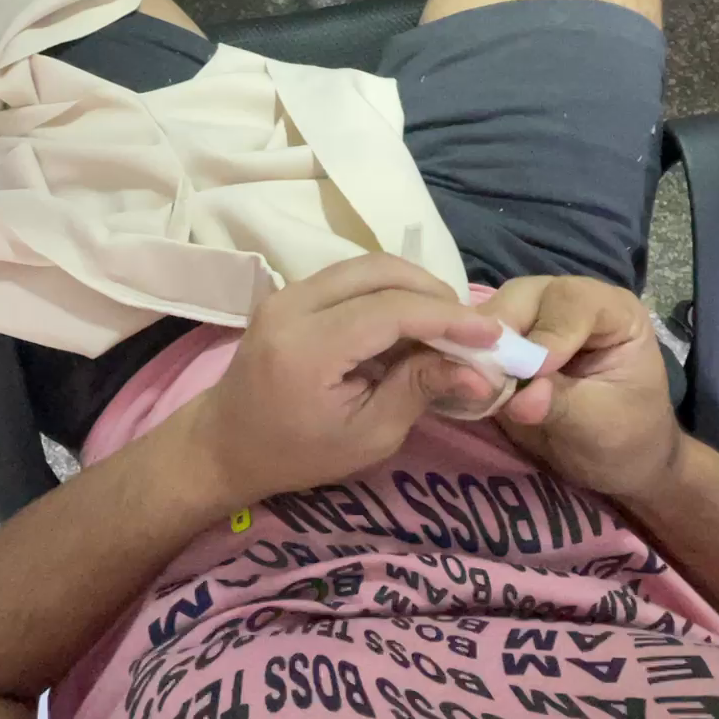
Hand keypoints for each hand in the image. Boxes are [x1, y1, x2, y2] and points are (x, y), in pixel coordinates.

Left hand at [188, 254, 502, 502]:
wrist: (226, 442)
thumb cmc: (297, 453)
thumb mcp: (367, 436)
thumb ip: (418, 390)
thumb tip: (479, 370)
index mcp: (308, 347)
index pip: (389, 310)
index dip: (446, 317)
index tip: (492, 334)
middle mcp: (293, 304)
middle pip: (378, 270)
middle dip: (433, 292)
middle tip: (470, 327)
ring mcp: (286, 292)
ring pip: (364, 266)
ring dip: (412, 286)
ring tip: (445, 323)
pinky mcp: (289, 292)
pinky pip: (349, 276)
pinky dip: (387, 289)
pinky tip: (409, 320)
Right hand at [479, 276, 681, 498]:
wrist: (610, 464)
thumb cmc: (623, 438)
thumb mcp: (599, 424)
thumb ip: (557, 403)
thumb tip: (516, 399)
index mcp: (611, 310)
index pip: (571, 300)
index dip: (548, 332)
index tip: (536, 375)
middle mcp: (565, 301)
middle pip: (521, 298)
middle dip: (500, 336)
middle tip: (486, 378)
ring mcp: (530, 316)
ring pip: (489, 312)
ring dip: (474, 346)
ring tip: (473, 383)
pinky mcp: (502, 338)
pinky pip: (472, 335)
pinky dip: (464, 357)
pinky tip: (463, 382)